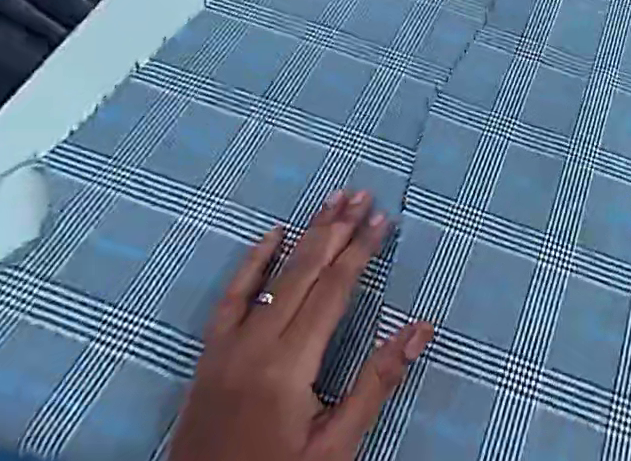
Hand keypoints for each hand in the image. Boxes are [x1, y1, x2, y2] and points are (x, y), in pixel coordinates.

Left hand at [167, 189, 433, 460]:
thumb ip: (376, 383)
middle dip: (337, 229)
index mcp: (290, 364)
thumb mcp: (336, 447)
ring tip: (332, 200)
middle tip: (363, 195)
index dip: (359, 250)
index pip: (333, 289)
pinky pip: (232, 294)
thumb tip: (420, 328)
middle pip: (306, 270)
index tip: (381, 219)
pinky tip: (273, 233)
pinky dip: (254, 260)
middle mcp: (258, 342)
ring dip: (306, 233)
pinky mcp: (210, 351)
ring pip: (275, 273)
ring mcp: (229, 343)